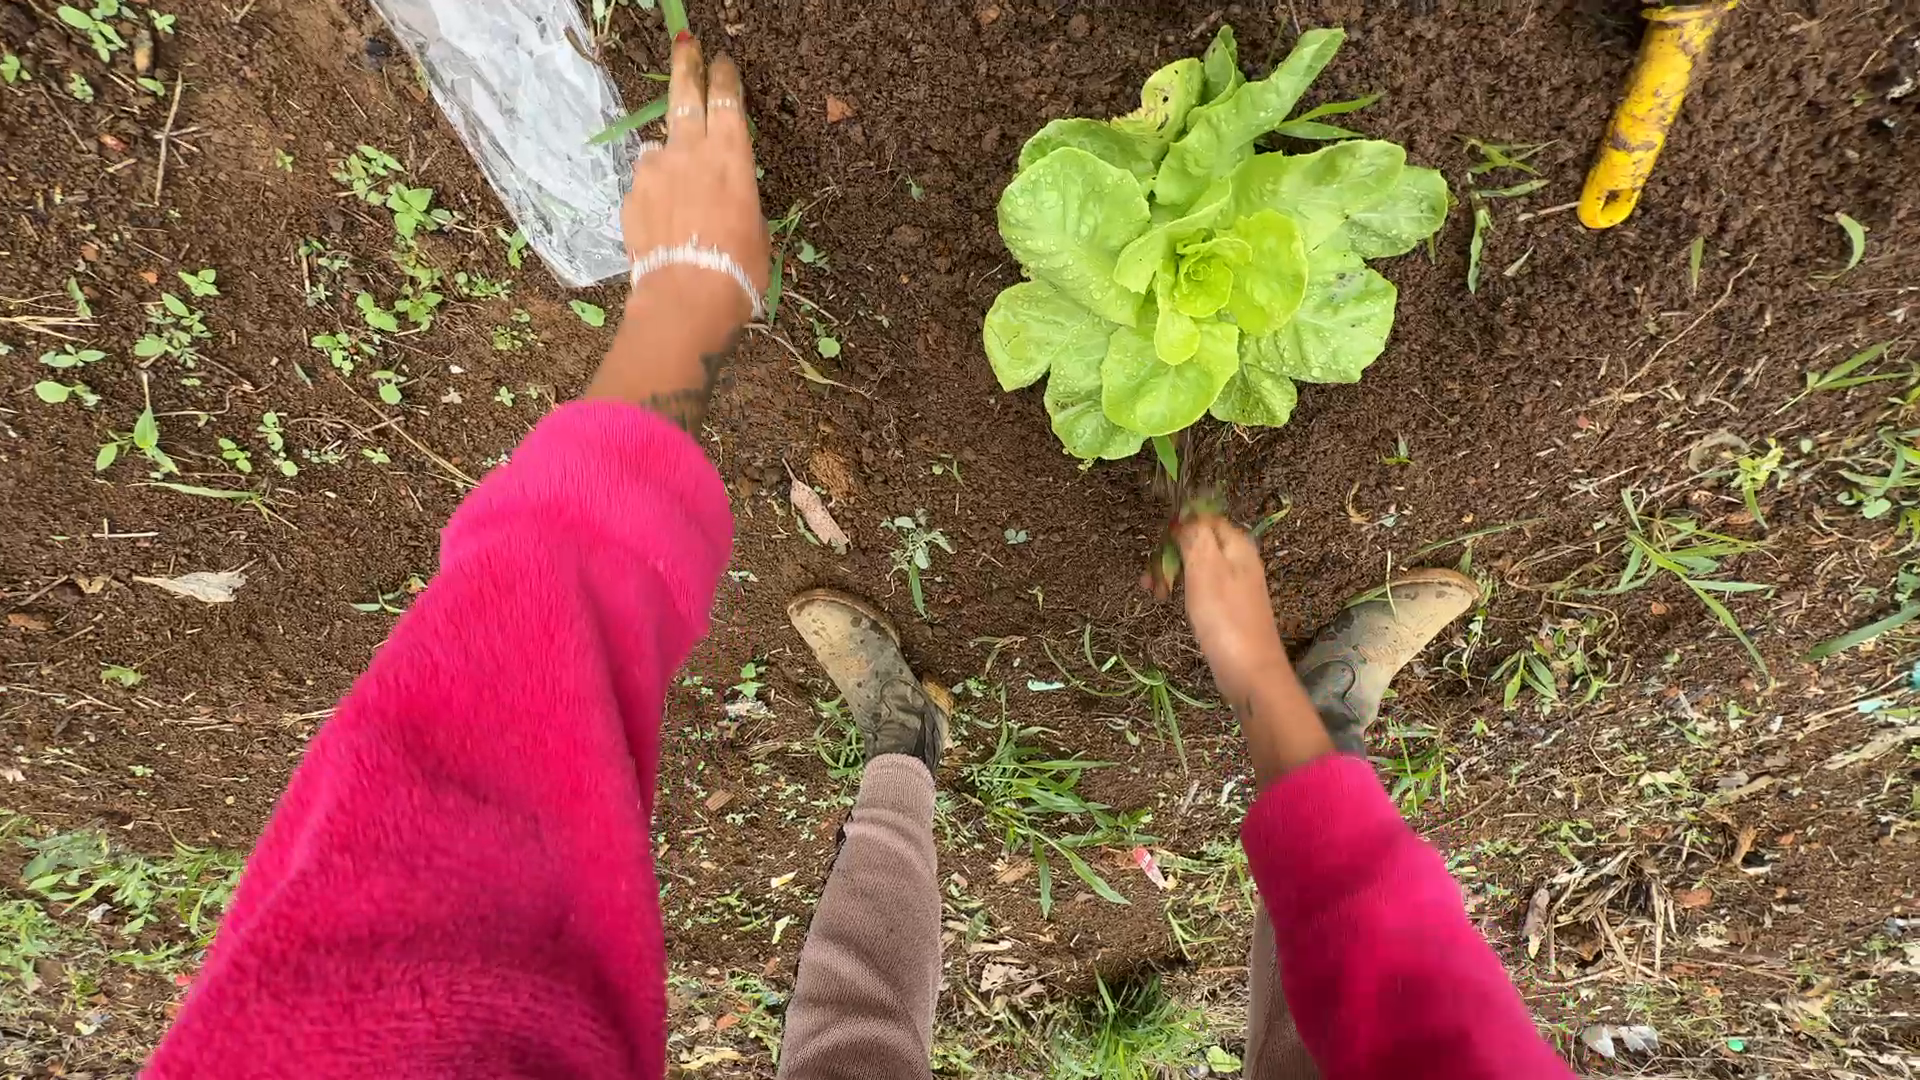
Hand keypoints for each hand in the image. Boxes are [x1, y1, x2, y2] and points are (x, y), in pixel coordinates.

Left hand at [620, 34, 769, 340]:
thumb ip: (739, 203)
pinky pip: (647, 184)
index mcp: (731, 159)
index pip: (726, 101)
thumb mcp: (756, 236)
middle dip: (687, 66)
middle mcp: (689, 153)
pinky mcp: (632, 196)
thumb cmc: (738, 272)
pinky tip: (666, 222)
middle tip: (687, 46)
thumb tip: (723, 196)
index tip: (721, 63)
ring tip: (681, 192)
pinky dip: (657, 194)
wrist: (686, 299)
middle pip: (685, 97)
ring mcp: (654, 171)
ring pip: (662, 148)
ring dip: (672, 158)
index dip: (724, 78)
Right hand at [1176, 514, 1333, 781]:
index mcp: (1236, 545)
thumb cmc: (1224, 617)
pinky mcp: (1225, 605)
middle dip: (1168, 554)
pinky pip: (1198, 586)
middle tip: (1150, 577)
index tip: (1158, 544)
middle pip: (1196, 542)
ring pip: (1193, 565)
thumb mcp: (1205, 568)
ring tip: (1152, 593)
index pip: (1203, 518)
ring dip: (1169, 574)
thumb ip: (1195, 536)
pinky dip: (1180, 590)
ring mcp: (1232, 583)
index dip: (1178, 527)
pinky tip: (1166, 602)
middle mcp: (1237, 559)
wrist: (1248, 670)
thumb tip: (1184, 517)